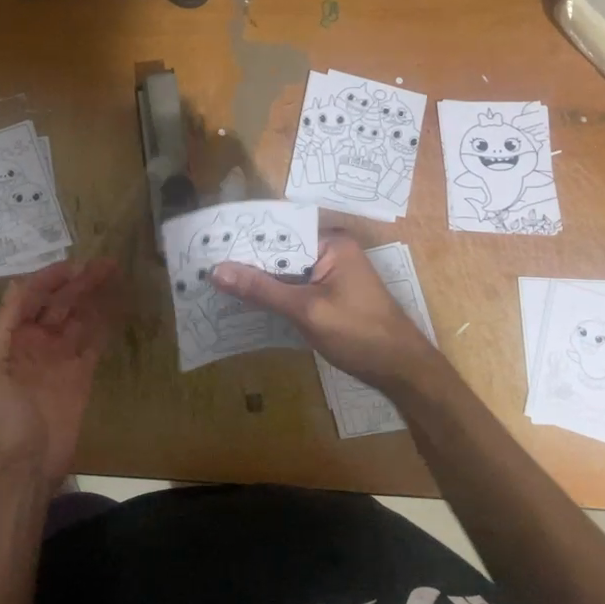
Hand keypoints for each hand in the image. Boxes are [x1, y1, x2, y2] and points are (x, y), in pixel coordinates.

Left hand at [0, 258, 120, 488]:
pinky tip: (118, 306)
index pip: (30, 298)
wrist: (28, 462)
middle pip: (58, 303)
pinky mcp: (81, 373)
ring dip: (92, 296)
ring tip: (113, 275)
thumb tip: (16, 285)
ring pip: (78, 317)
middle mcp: (35, 341)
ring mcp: (60, 356)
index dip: (50, 279)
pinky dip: (104, 323)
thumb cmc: (4, 416)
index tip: (74, 264)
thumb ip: (2, 326)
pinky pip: (93, 341)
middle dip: (77, 282)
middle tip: (104, 264)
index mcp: (11, 337)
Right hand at [211, 233, 434, 384]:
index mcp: (331, 243)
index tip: (207, 246)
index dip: (243, 240)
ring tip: (213, 283)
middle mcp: (331, 252)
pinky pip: (292, 288)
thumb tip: (216, 271)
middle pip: (279, 251)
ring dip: (255, 281)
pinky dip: (270, 296)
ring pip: (283, 271)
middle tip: (202, 266)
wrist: (402, 371)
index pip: (278, 232)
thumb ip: (261, 289)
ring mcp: (330, 274)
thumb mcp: (306, 310)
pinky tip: (242, 303)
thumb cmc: (359, 334)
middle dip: (245, 262)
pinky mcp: (328, 296)